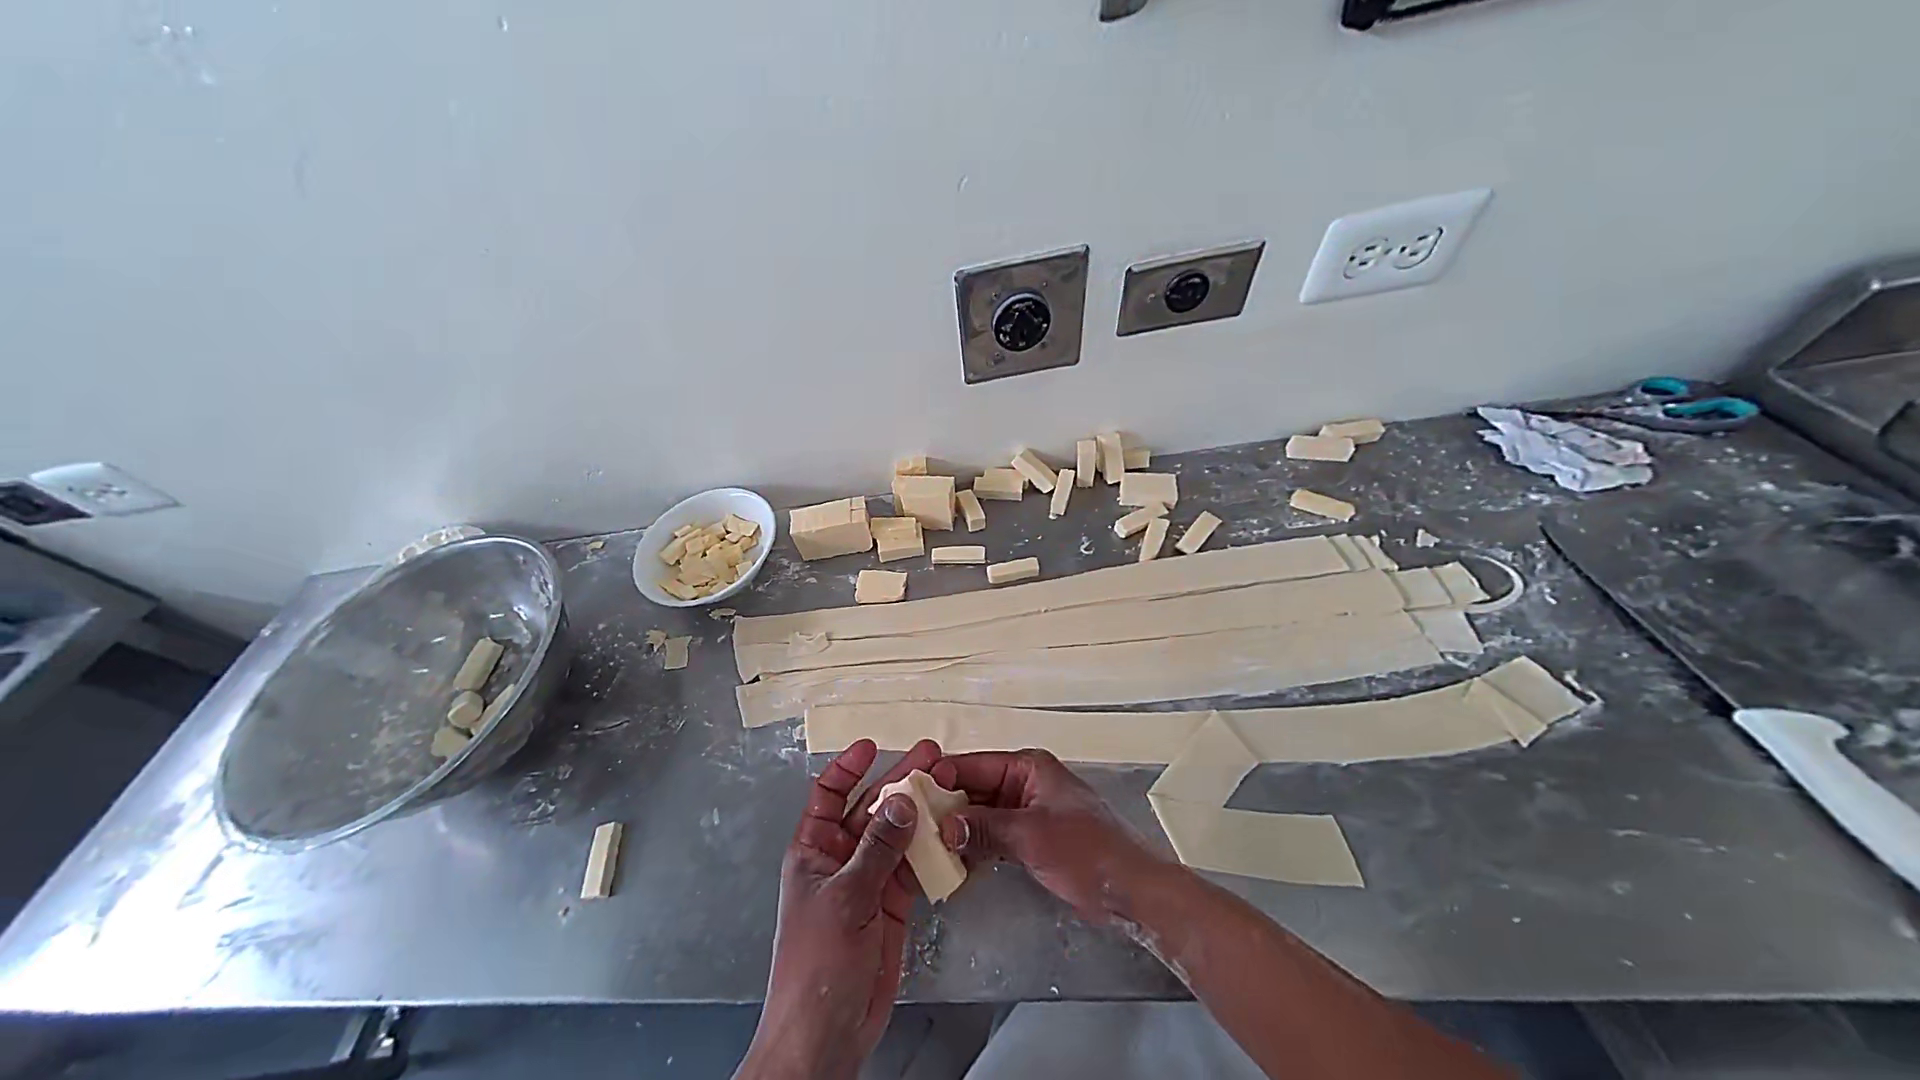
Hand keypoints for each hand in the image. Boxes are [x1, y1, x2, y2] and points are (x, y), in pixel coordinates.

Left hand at [735, 738, 942, 1079]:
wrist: (827, 1032)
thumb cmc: (817, 962)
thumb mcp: (846, 898)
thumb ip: (877, 848)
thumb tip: (901, 802)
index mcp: (814, 850)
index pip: (828, 795)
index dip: (848, 768)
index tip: (872, 746)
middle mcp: (842, 858)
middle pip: (872, 808)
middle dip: (899, 781)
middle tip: (932, 757)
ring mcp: (870, 880)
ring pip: (898, 834)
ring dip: (922, 812)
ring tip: (950, 785)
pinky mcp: (893, 903)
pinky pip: (914, 865)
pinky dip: (932, 849)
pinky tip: (952, 830)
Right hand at [932, 749, 1167, 925]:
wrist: (1130, 890)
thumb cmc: (1086, 851)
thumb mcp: (1031, 835)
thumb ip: (984, 828)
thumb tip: (943, 828)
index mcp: (1028, 767)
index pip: (973, 765)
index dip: (941, 778)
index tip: (908, 796)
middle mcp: (1023, 782)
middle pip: (973, 788)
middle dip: (945, 806)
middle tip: (909, 825)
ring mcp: (1025, 811)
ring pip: (979, 814)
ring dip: (956, 828)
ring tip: (922, 843)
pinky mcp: (1028, 838)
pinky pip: (990, 834)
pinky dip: (973, 844)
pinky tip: (950, 860)